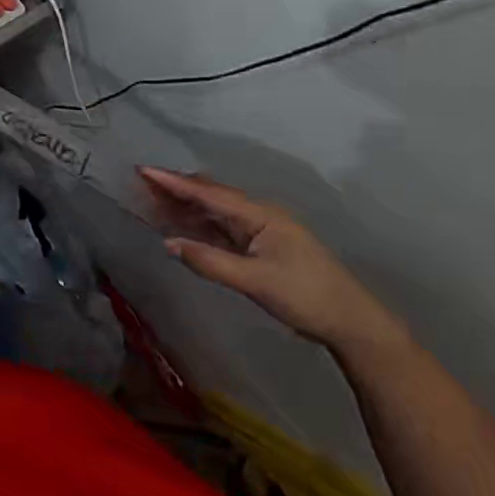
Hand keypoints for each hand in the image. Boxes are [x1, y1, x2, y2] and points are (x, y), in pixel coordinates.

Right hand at [141, 167, 408, 354]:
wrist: (353, 324)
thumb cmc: (307, 297)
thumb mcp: (256, 282)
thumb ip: (210, 261)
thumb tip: (168, 243)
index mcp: (260, 216)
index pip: (208, 194)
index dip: (174, 182)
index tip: (143, 170)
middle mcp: (258, 216)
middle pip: (209, 195)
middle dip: (175, 187)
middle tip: (141, 182)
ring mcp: (259, 232)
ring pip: (213, 210)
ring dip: (183, 203)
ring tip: (151, 197)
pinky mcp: (258, 247)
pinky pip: (218, 226)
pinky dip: (195, 221)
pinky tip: (178, 223)